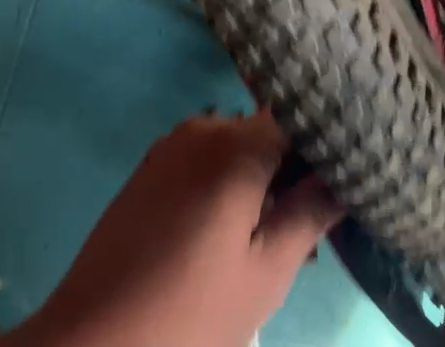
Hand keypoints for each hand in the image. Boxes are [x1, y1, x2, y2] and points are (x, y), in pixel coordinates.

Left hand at [2, 112, 343, 346]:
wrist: (94, 336)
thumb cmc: (191, 310)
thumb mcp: (265, 271)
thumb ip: (310, 214)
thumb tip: (346, 175)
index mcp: (236, 146)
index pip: (300, 119)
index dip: (328, 145)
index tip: (349, 176)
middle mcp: (203, 129)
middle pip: (268, 132)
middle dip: (295, 169)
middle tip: (313, 226)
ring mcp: (170, 145)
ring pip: (237, 147)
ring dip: (262, 179)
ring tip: (275, 236)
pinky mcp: (150, 167)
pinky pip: (205, 158)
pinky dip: (228, 182)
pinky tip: (233, 229)